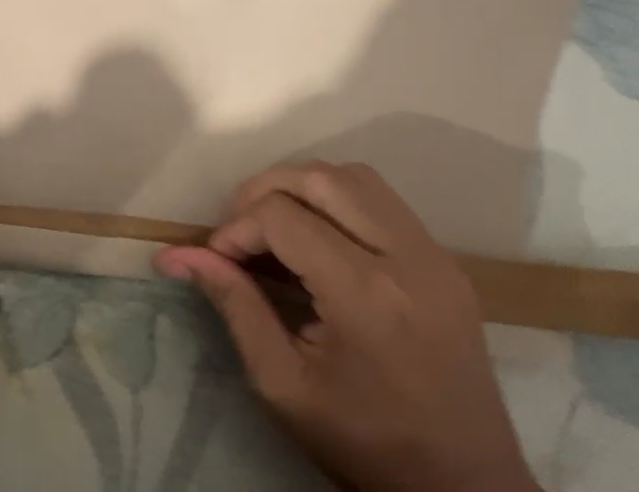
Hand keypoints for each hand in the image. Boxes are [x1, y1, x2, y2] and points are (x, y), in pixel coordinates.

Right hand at [156, 163, 539, 491]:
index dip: (235, 229)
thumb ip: (233, 305)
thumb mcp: (282, 382)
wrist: (464, 487)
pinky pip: (384, 202)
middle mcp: (408, 259)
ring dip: (304, 189)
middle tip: (238, 233)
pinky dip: (339, 203)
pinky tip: (319, 244)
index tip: (218, 264)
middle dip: (264, 192)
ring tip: (276, 230)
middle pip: (320, 177)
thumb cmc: (364, 442)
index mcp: (365, 293)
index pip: (281, 216)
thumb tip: (174, 255)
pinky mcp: (448, 265)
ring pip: (356, 177)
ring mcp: (436, 257)